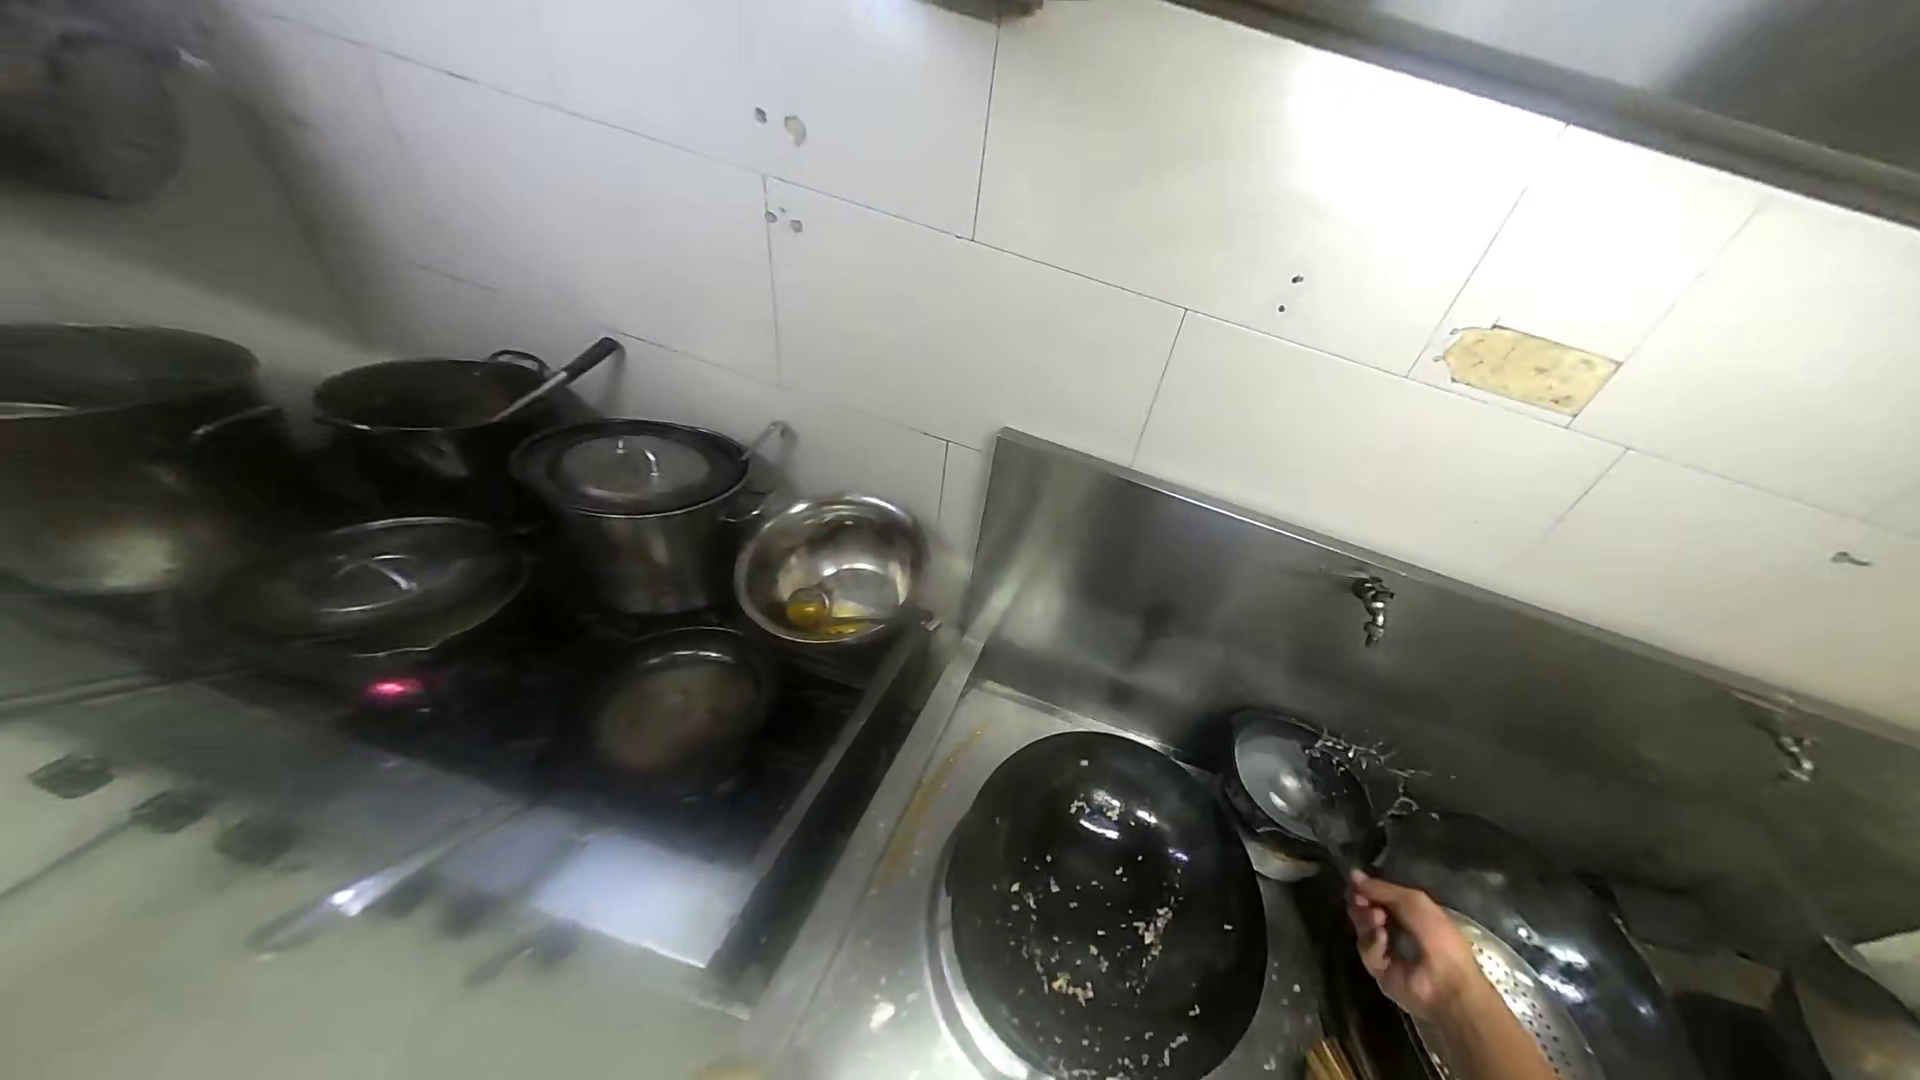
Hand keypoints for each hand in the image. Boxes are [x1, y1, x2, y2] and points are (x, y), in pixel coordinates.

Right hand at [1346, 871, 1487, 1020]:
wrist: (1446, 983)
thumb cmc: (1438, 937)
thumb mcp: (1414, 901)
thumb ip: (1381, 888)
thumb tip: (1352, 873)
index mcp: (1409, 914)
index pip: (1378, 896)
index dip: (1365, 889)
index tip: (1354, 883)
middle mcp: (1396, 930)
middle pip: (1364, 910)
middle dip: (1361, 902)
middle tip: (1361, 900)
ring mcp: (1386, 951)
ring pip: (1362, 928)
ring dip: (1365, 919)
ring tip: (1377, 918)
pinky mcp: (1378, 970)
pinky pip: (1367, 950)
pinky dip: (1373, 942)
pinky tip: (1382, 938)